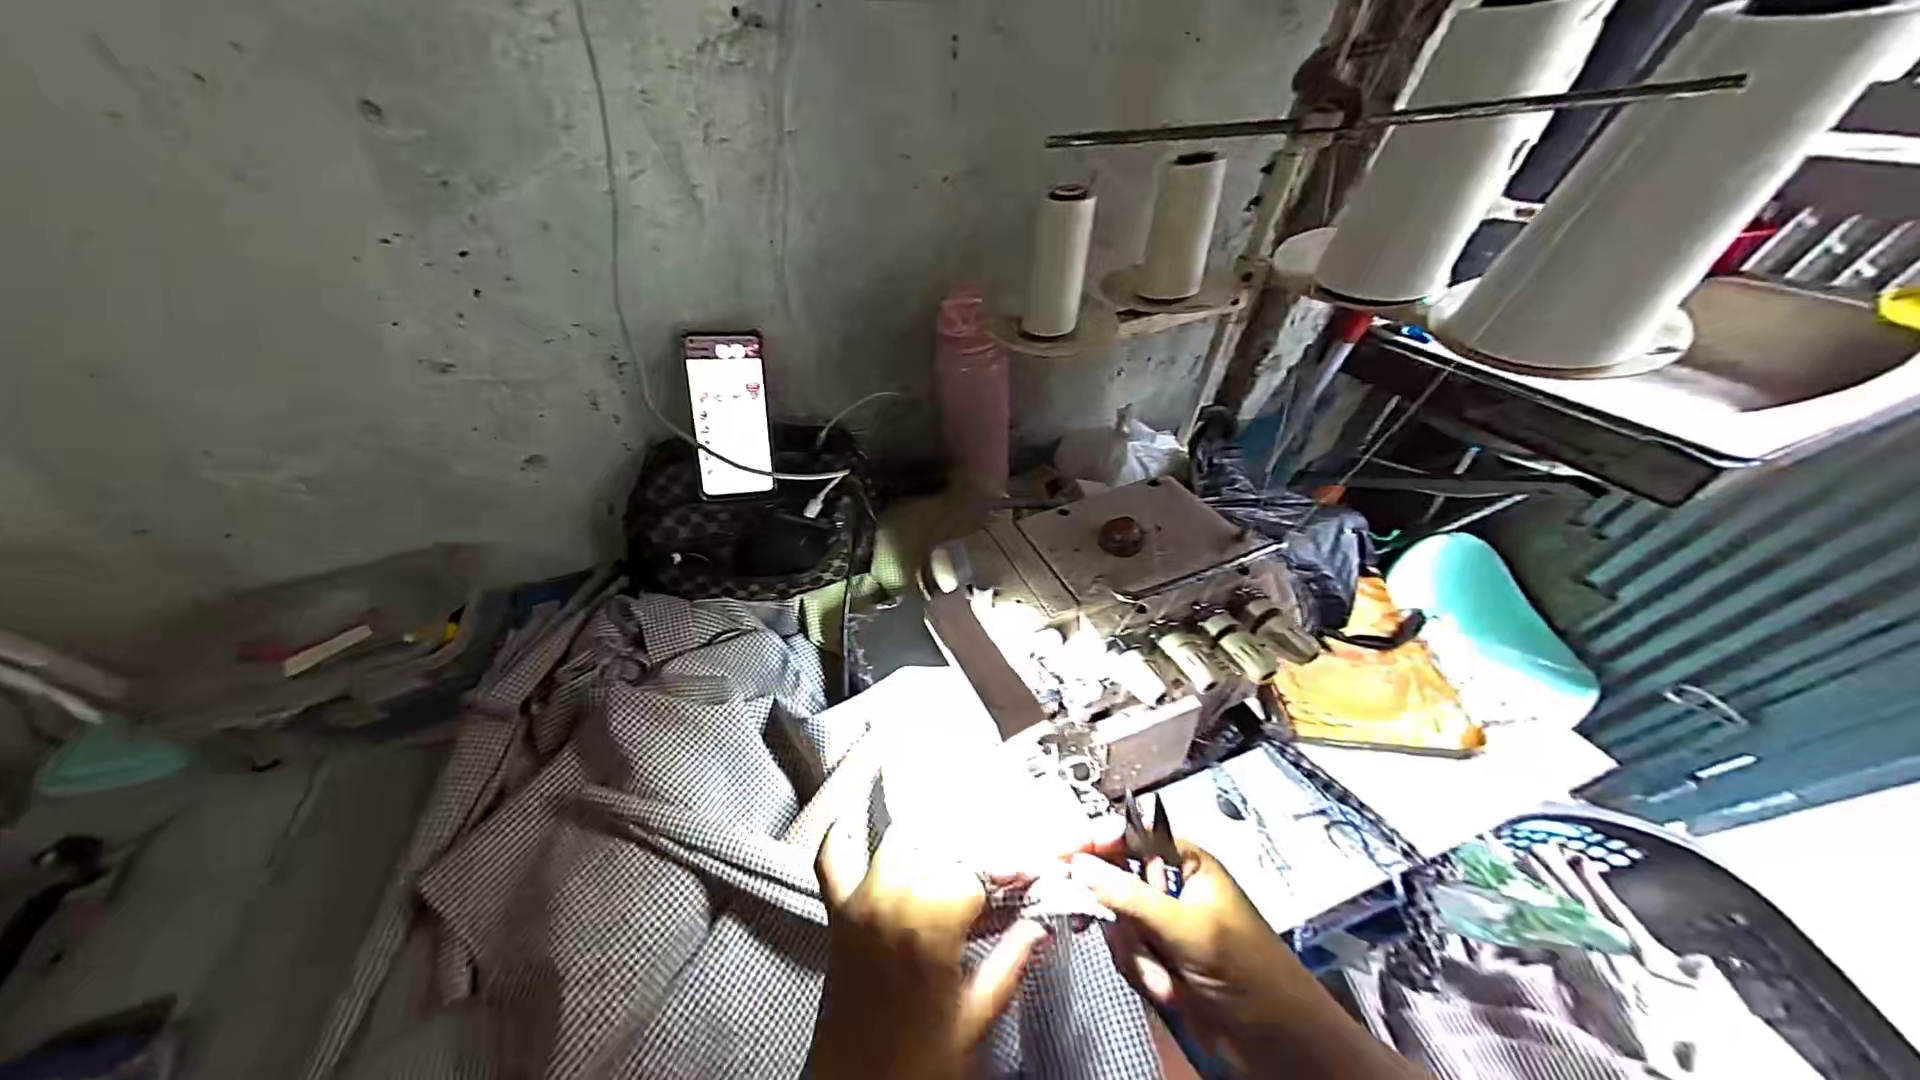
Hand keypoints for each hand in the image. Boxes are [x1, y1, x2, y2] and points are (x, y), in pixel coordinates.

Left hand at [809, 822, 1050, 1079]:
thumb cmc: (917, 1064)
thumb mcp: (977, 1015)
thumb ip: (1012, 961)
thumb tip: (1038, 926)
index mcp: (932, 922)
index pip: (980, 871)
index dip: (1010, 872)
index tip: (1028, 874)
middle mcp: (893, 898)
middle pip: (942, 845)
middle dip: (973, 856)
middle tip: (994, 876)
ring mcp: (860, 900)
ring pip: (898, 839)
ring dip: (927, 842)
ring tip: (949, 859)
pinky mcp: (837, 912)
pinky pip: (833, 856)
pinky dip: (844, 836)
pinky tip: (861, 825)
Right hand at [1070, 842, 1425, 1079]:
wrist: (1281, 1044)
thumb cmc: (1249, 972)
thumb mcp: (1186, 927)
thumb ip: (1129, 894)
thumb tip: (1082, 864)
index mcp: (1182, 860)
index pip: (1125, 836)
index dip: (1091, 843)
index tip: (1060, 856)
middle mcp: (1167, 885)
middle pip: (1112, 879)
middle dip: (1119, 916)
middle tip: (1111, 929)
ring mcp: (1161, 923)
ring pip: (1114, 922)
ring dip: (1138, 954)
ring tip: (1170, 975)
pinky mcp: (1157, 956)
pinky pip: (1125, 953)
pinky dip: (1143, 974)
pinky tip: (1171, 989)